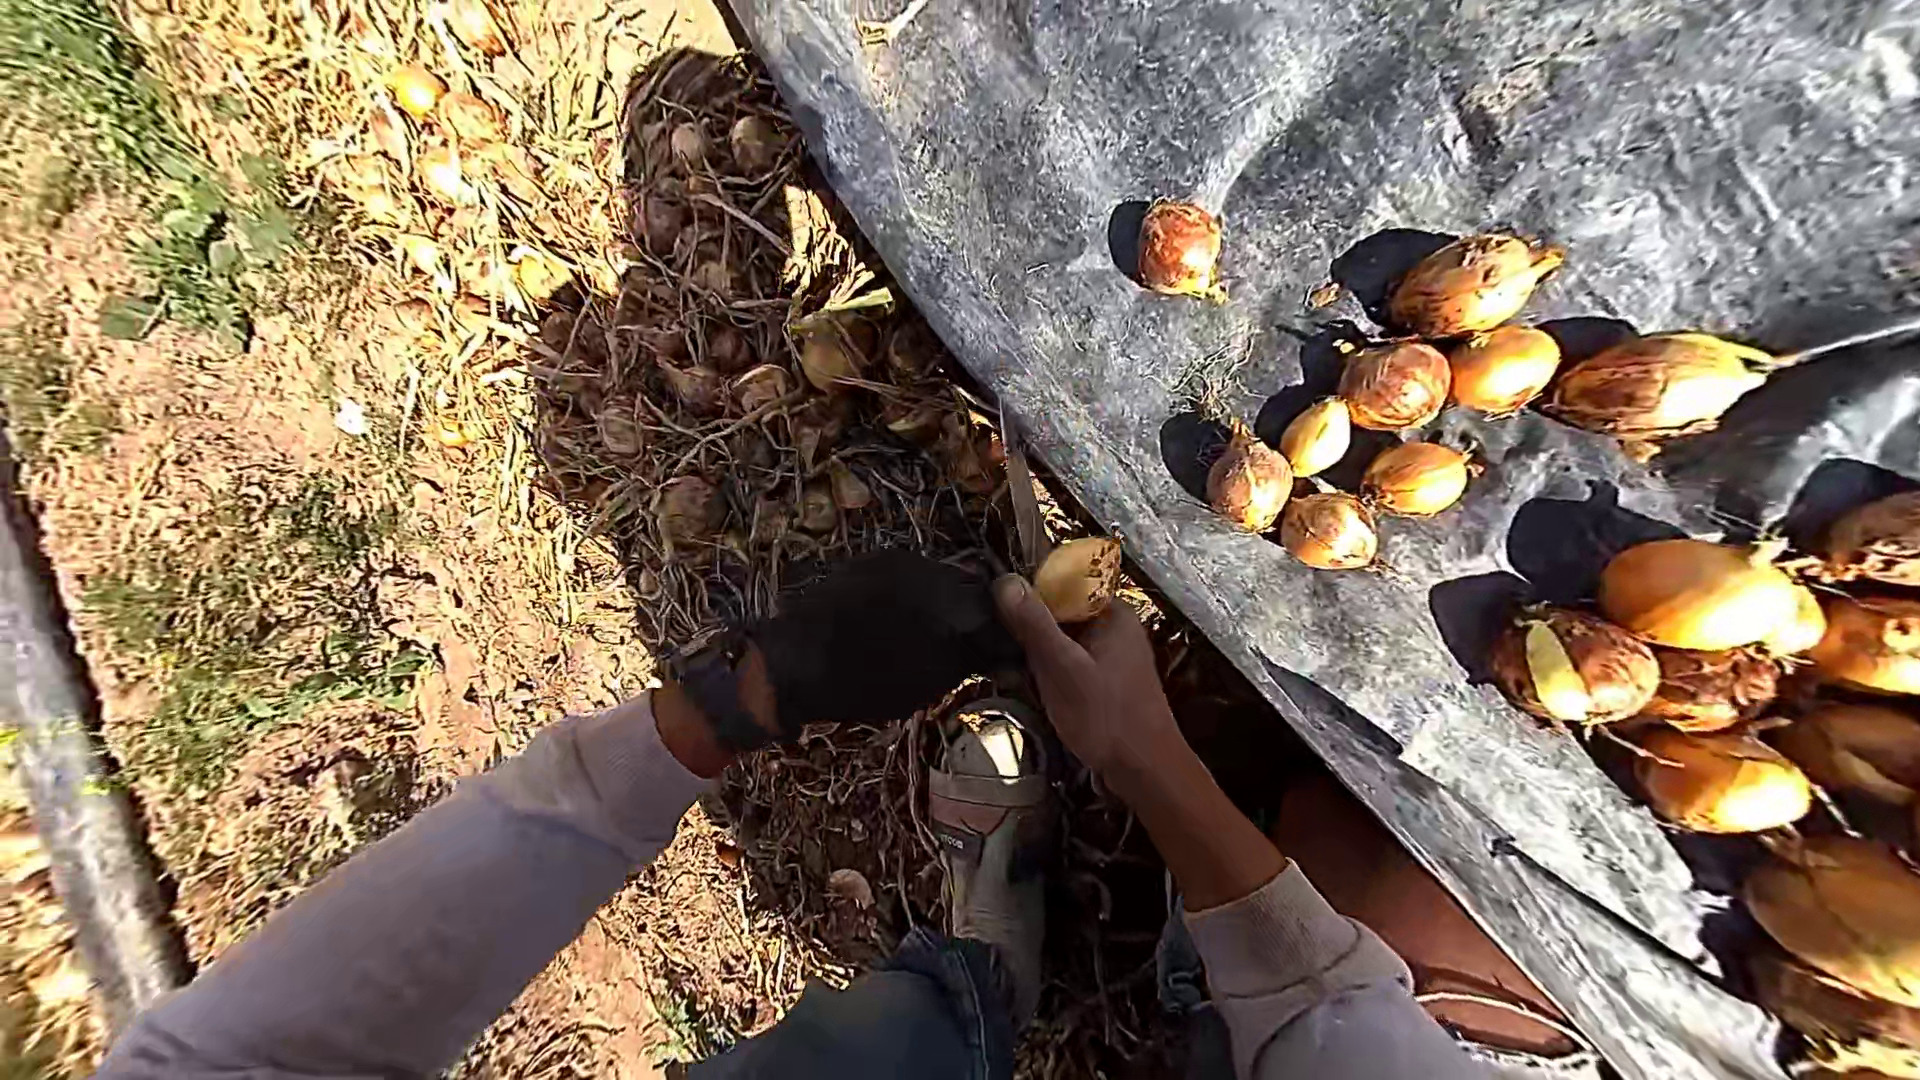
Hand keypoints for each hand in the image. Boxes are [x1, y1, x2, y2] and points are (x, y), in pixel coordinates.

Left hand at [749, 549, 1019, 731]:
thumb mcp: (928, 680)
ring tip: (944, 633)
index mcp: (946, 600)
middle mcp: (929, 568)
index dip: (1006, 632)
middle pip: (973, 588)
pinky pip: (916, 574)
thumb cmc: (864, 682)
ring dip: (952, 603)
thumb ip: (971, 658)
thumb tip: (1006, 652)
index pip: (996, 608)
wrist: (793, 661)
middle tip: (978, 645)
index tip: (1006, 653)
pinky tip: (914, 618)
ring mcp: (901, 560)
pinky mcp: (877, 559)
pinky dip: (925, 595)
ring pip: (945, 578)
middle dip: (981, 615)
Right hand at [991, 575, 1180, 775]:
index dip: (1031, 596)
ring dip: (1040, 656)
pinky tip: (1041, 692)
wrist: (1146, 774)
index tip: (1004, 616)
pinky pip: (1071, 664)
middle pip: (1061, 612)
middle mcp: (1115, 628)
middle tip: (1012, 654)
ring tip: (1025, 676)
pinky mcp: (1106, 681)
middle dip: (1033, 631)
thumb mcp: (1061, 667)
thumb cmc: (1105, 717)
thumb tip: (1005, 580)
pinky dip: (1052, 673)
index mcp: (1112, 613)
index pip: (1063, 583)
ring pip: (1063, 641)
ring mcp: (1112, 656)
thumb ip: (1033, 623)